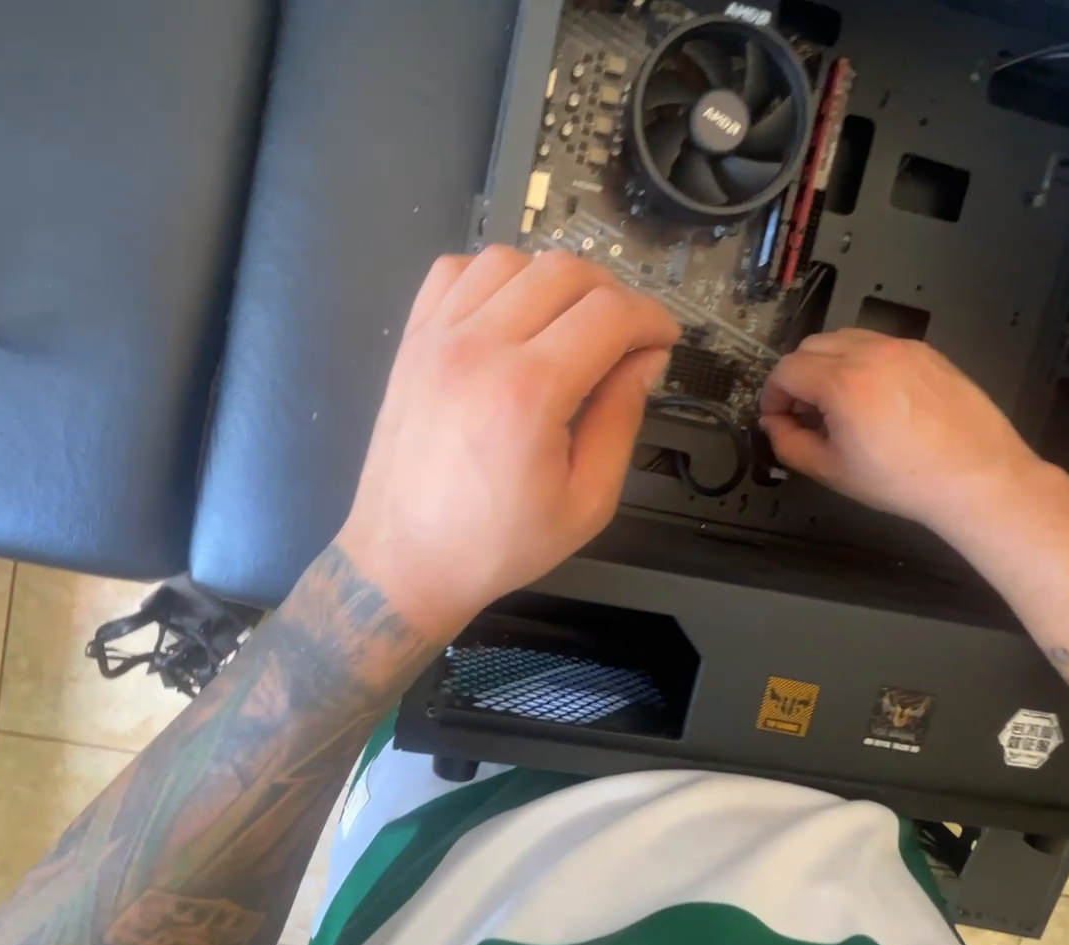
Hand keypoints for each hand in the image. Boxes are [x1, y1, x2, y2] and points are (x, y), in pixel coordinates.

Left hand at [336, 247, 680, 637]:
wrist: (405, 561)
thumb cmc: (498, 545)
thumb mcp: (587, 502)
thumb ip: (621, 420)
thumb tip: (644, 360)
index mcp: (528, 393)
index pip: (609, 313)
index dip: (652, 318)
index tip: (663, 340)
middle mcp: (479, 348)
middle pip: (564, 272)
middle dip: (613, 294)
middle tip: (625, 337)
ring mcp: (437, 339)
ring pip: (510, 260)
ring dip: (554, 281)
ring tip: (569, 325)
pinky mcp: (412, 343)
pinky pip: (454, 272)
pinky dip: (493, 277)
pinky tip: (510, 314)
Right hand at [759, 329, 1043, 528]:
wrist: (976, 477)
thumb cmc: (901, 480)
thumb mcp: (830, 470)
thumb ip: (788, 443)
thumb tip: (773, 424)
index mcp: (842, 381)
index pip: (785, 370)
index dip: (772, 396)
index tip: (776, 420)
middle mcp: (870, 353)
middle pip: (811, 347)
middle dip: (797, 377)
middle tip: (803, 413)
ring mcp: (902, 348)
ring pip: (844, 339)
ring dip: (827, 365)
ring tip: (837, 404)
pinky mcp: (927, 352)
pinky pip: (878, 345)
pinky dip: (860, 362)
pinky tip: (872, 399)